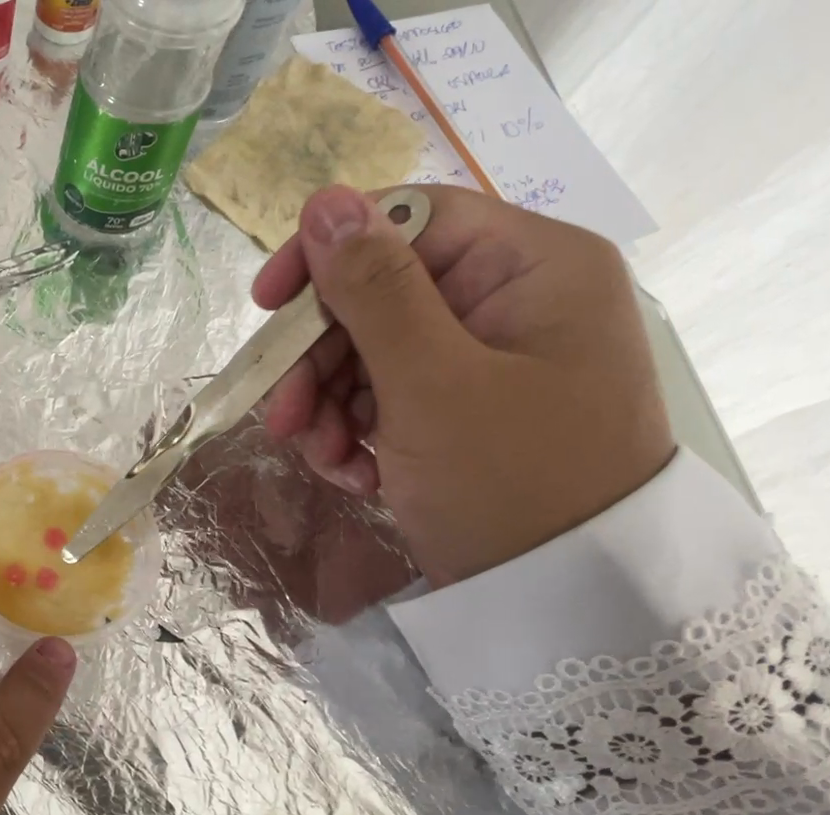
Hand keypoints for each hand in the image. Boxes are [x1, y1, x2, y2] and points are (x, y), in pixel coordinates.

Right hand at [253, 185, 675, 586]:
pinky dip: (356, 434)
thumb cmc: (509, 480)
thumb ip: (374, 289)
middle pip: (379, 295)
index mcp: (530, 266)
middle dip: (319, 361)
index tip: (265, 308)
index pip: (407, 220)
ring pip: (371, 352)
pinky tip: (354, 475)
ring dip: (329, 406)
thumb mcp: (430, 382)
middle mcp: (511, 300)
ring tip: (322, 461)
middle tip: (281, 421)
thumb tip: (324, 200)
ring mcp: (487, 359)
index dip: (328, 256)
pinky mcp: (463, 410)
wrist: (563, 599)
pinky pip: (387, 397)